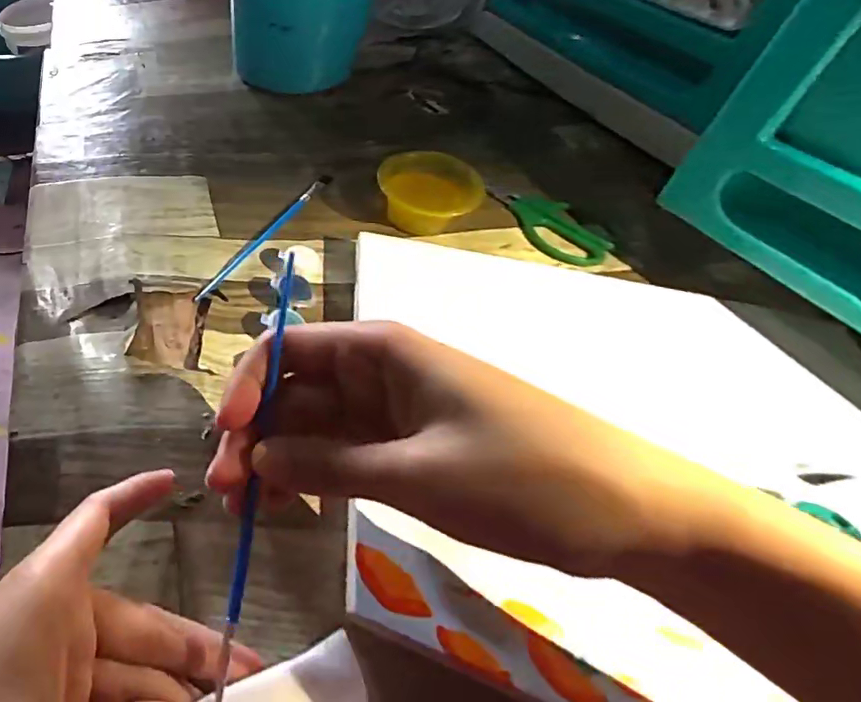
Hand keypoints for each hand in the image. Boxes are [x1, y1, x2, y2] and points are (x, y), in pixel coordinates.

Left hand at [0, 470, 264, 701]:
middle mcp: (64, 623)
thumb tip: (184, 673)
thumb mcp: (48, 620)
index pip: (99, 519)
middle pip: (144, 628)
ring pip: (135, 678)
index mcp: (56, 585)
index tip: (172, 480)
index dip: (134, 497)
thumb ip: (123, 631)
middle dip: (198, 648)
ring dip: (179, 693)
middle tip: (254, 672)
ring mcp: (61, 671)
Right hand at [205, 321, 731, 577]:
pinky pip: (341, 451)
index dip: (246, 386)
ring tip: (247, 510)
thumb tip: (257, 460)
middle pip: (292, 391)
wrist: (633, 512)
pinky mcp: (405, 443)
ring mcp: (389, 408)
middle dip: (254, 435)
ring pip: (311, 424)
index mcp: (377, 350)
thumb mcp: (419, 474)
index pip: (286, 349)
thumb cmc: (525, 475)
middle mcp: (374, 370)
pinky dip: (311, 475)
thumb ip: (330, 464)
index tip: (227, 437)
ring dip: (275, 459)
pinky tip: (292, 506)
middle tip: (227, 495)